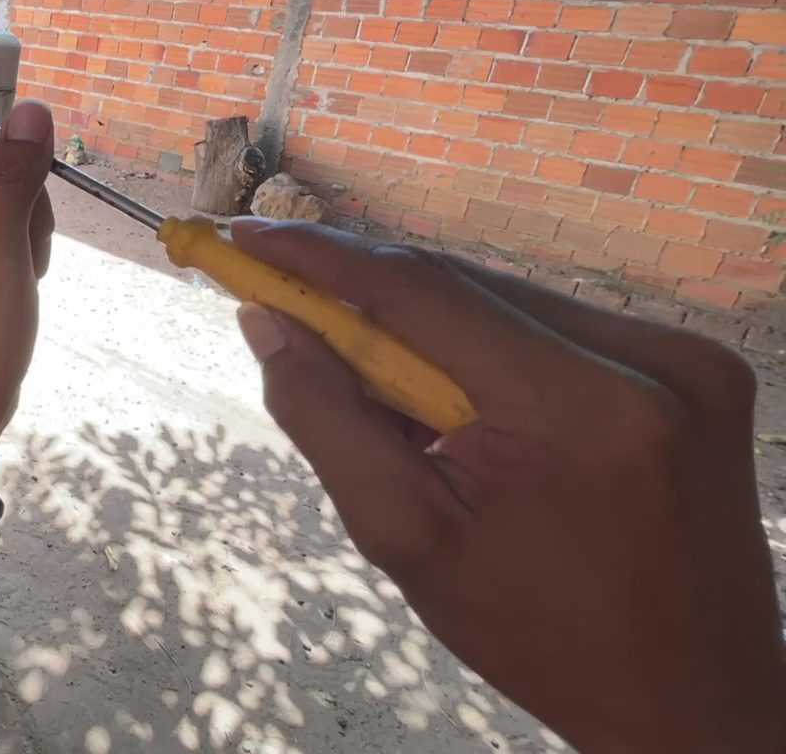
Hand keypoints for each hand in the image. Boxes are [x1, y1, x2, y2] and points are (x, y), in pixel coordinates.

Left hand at [0, 66, 55, 518]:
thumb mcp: (1, 248)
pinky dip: (25, 251)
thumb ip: (13, 179)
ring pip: (5, 203)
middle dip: (18, 190)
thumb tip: (30, 110)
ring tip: (24, 271)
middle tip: (25, 237)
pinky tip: (26, 285)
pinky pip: (8, 237)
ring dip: (28, 226)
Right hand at [232, 219, 785, 752]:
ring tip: (358, 380)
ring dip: (399, 319)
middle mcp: (647, 357)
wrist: (696, 704)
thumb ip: (319, 412)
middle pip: (448, 285)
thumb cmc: (534, 629)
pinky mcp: (679, 366)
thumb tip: (261, 320)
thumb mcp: (395, 529)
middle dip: (346, 286)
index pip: (415, 290)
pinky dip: (453, 340)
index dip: (315, 253)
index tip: (242, 233)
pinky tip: (430, 396)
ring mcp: (676, 356)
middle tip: (268, 293)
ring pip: (482, 296)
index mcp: (580, 406)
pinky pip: (524, 322)